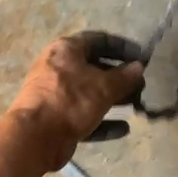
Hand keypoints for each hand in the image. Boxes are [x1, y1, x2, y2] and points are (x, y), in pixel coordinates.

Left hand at [8, 31, 145, 171]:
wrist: (35, 137)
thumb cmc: (70, 101)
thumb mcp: (103, 86)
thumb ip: (124, 76)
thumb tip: (138, 67)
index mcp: (66, 50)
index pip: (98, 40)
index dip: (122, 47)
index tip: (142, 58)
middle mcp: (58, 68)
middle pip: (94, 67)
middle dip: (119, 77)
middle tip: (141, 85)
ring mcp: (56, 95)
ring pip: (89, 93)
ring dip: (113, 99)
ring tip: (136, 105)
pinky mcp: (56, 119)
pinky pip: (84, 116)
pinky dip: (103, 121)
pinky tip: (123, 129)